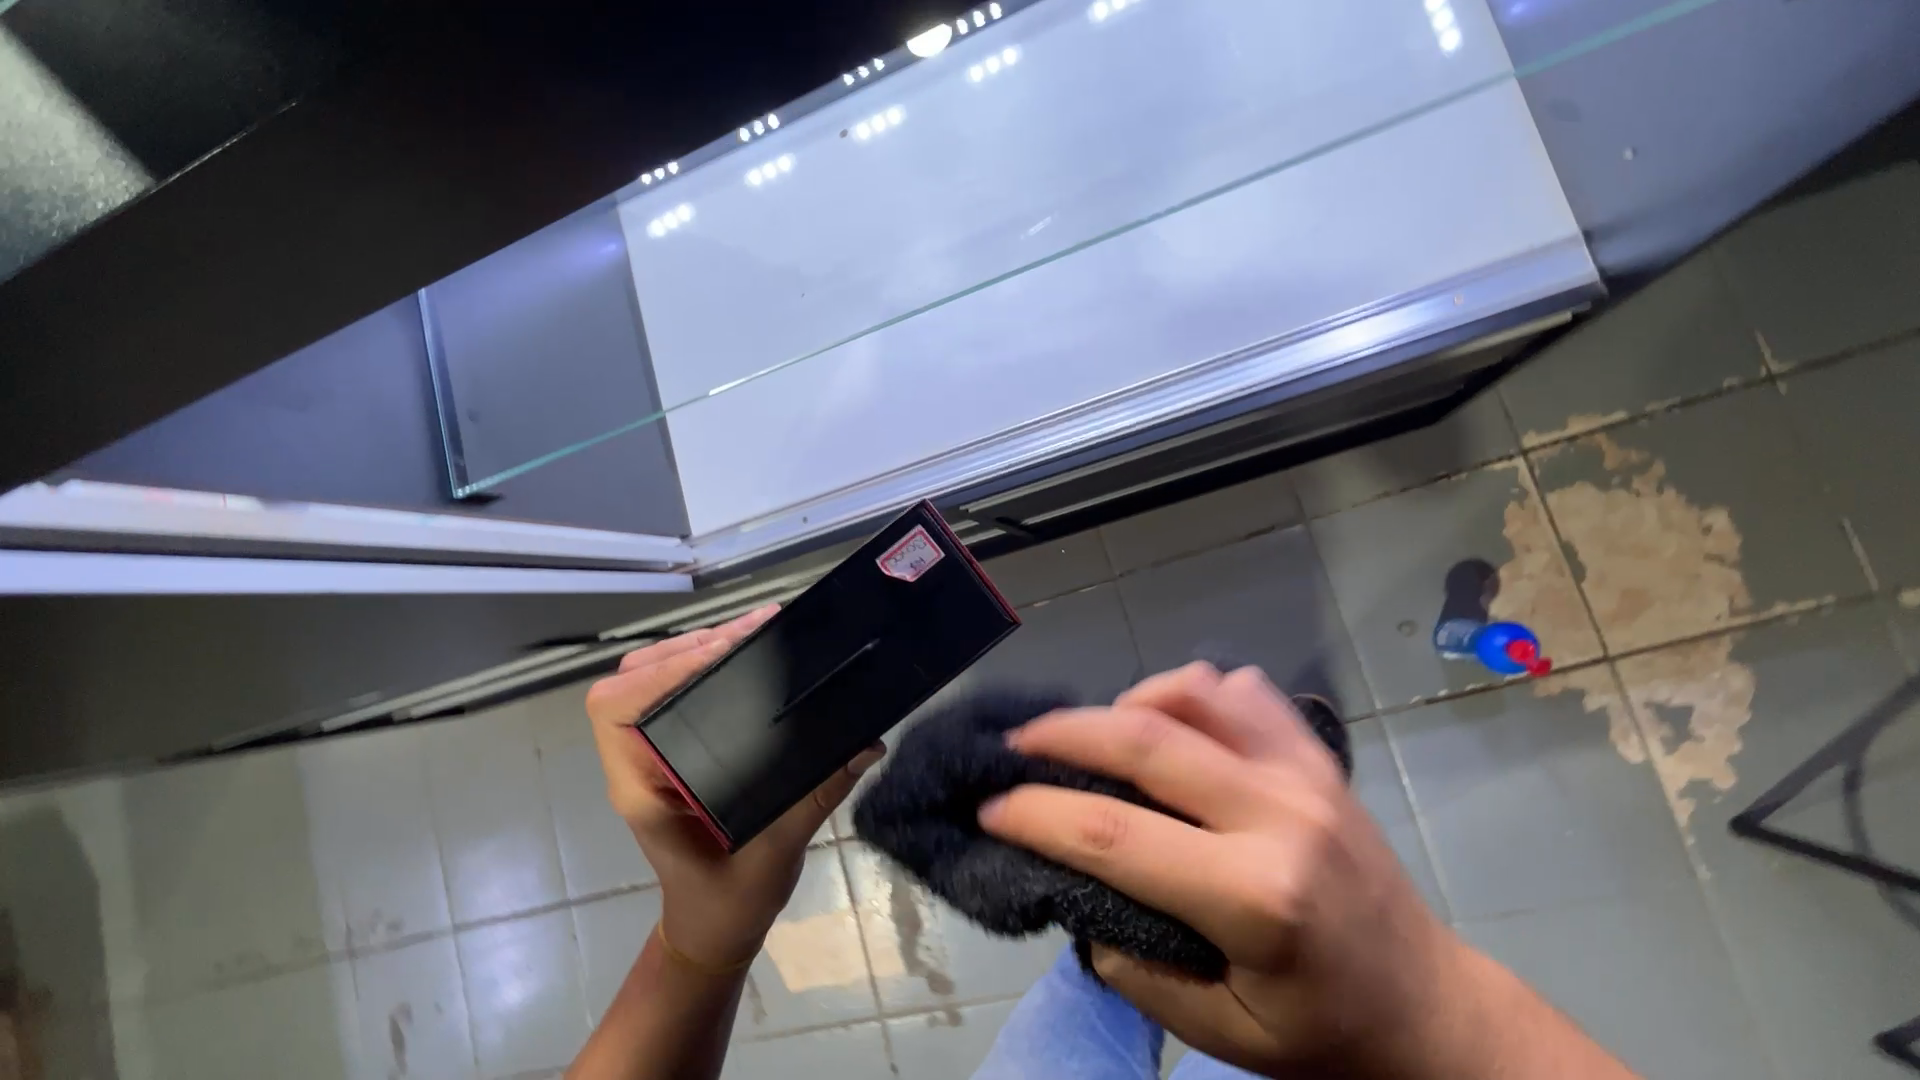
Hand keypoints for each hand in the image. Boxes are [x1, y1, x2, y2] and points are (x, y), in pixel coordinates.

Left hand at [585, 606, 884, 968]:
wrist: (713, 932)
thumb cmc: (726, 905)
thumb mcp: (773, 856)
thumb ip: (814, 798)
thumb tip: (865, 745)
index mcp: (641, 789)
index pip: (616, 709)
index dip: (660, 672)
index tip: (722, 656)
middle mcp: (641, 762)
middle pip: (635, 678)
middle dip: (689, 647)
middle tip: (755, 632)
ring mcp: (658, 754)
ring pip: (656, 677)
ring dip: (701, 648)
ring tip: (760, 631)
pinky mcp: (682, 750)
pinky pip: (683, 693)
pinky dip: (712, 665)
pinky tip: (755, 655)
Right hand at [977, 664, 1496, 1078]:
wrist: (1429, 1007)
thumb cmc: (1318, 1031)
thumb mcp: (1218, 1031)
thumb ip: (1132, 962)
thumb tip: (1072, 884)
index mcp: (1255, 896)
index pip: (1113, 834)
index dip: (1034, 813)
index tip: (989, 808)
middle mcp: (1279, 814)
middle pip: (1142, 740)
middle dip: (1058, 735)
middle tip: (1010, 747)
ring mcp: (1304, 771)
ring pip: (1191, 692)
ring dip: (1123, 704)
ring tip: (1092, 737)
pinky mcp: (1316, 754)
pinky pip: (1238, 689)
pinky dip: (1186, 692)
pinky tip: (1168, 726)